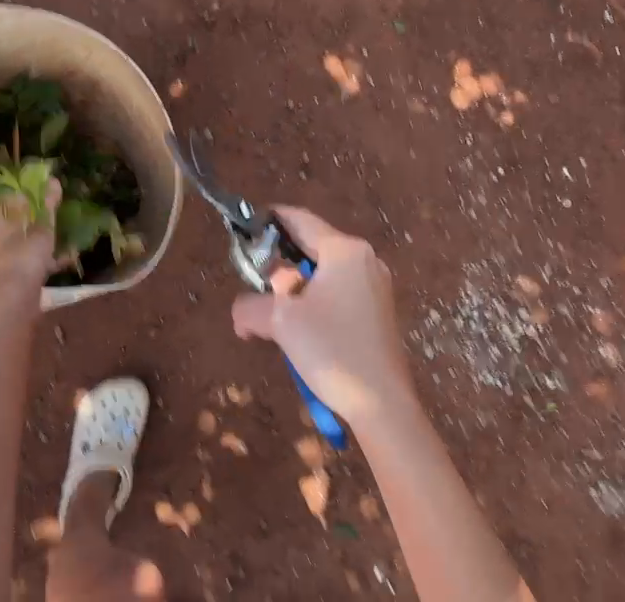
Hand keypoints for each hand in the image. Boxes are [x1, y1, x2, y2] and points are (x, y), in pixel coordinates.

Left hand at [0, 178, 60, 304]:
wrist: (14, 302)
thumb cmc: (24, 257)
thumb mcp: (42, 227)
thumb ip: (48, 204)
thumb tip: (53, 180)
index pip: (6, 199)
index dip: (26, 195)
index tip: (45, 195)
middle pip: (14, 222)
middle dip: (36, 219)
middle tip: (56, 215)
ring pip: (21, 243)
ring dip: (42, 240)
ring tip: (64, 238)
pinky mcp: (7, 277)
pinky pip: (26, 262)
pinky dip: (43, 260)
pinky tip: (65, 260)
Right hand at [230, 207, 418, 428]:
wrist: (382, 404)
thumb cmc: (332, 351)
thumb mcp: (281, 322)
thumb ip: (251, 306)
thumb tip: (242, 313)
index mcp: (344, 250)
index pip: (299, 220)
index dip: (269, 221)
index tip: (245, 229)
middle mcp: (365, 259)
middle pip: (312, 246)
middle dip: (281, 261)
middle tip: (256, 280)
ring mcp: (376, 285)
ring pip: (325, 272)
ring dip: (297, 285)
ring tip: (275, 310)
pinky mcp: (379, 310)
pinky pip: (340, 290)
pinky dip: (317, 298)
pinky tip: (303, 326)